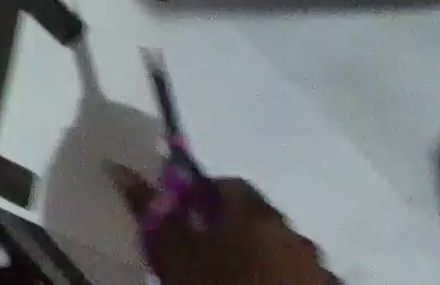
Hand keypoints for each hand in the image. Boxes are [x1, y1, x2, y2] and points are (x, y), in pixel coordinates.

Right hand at [113, 167, 335, 284]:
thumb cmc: (215, 284)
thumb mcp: (172, 249)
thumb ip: (148, 206)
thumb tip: (117, 166)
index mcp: (256, 215)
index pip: (232, 184)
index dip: (206, 194)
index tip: (188, 214)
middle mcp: (296, 235)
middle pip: (259, 216)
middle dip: (233, 225)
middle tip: (206, 247)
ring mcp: (322, 272)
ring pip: (283, 250)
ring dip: (262, 254)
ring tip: (234, 275)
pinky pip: (303, 278)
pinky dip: (284, 279)